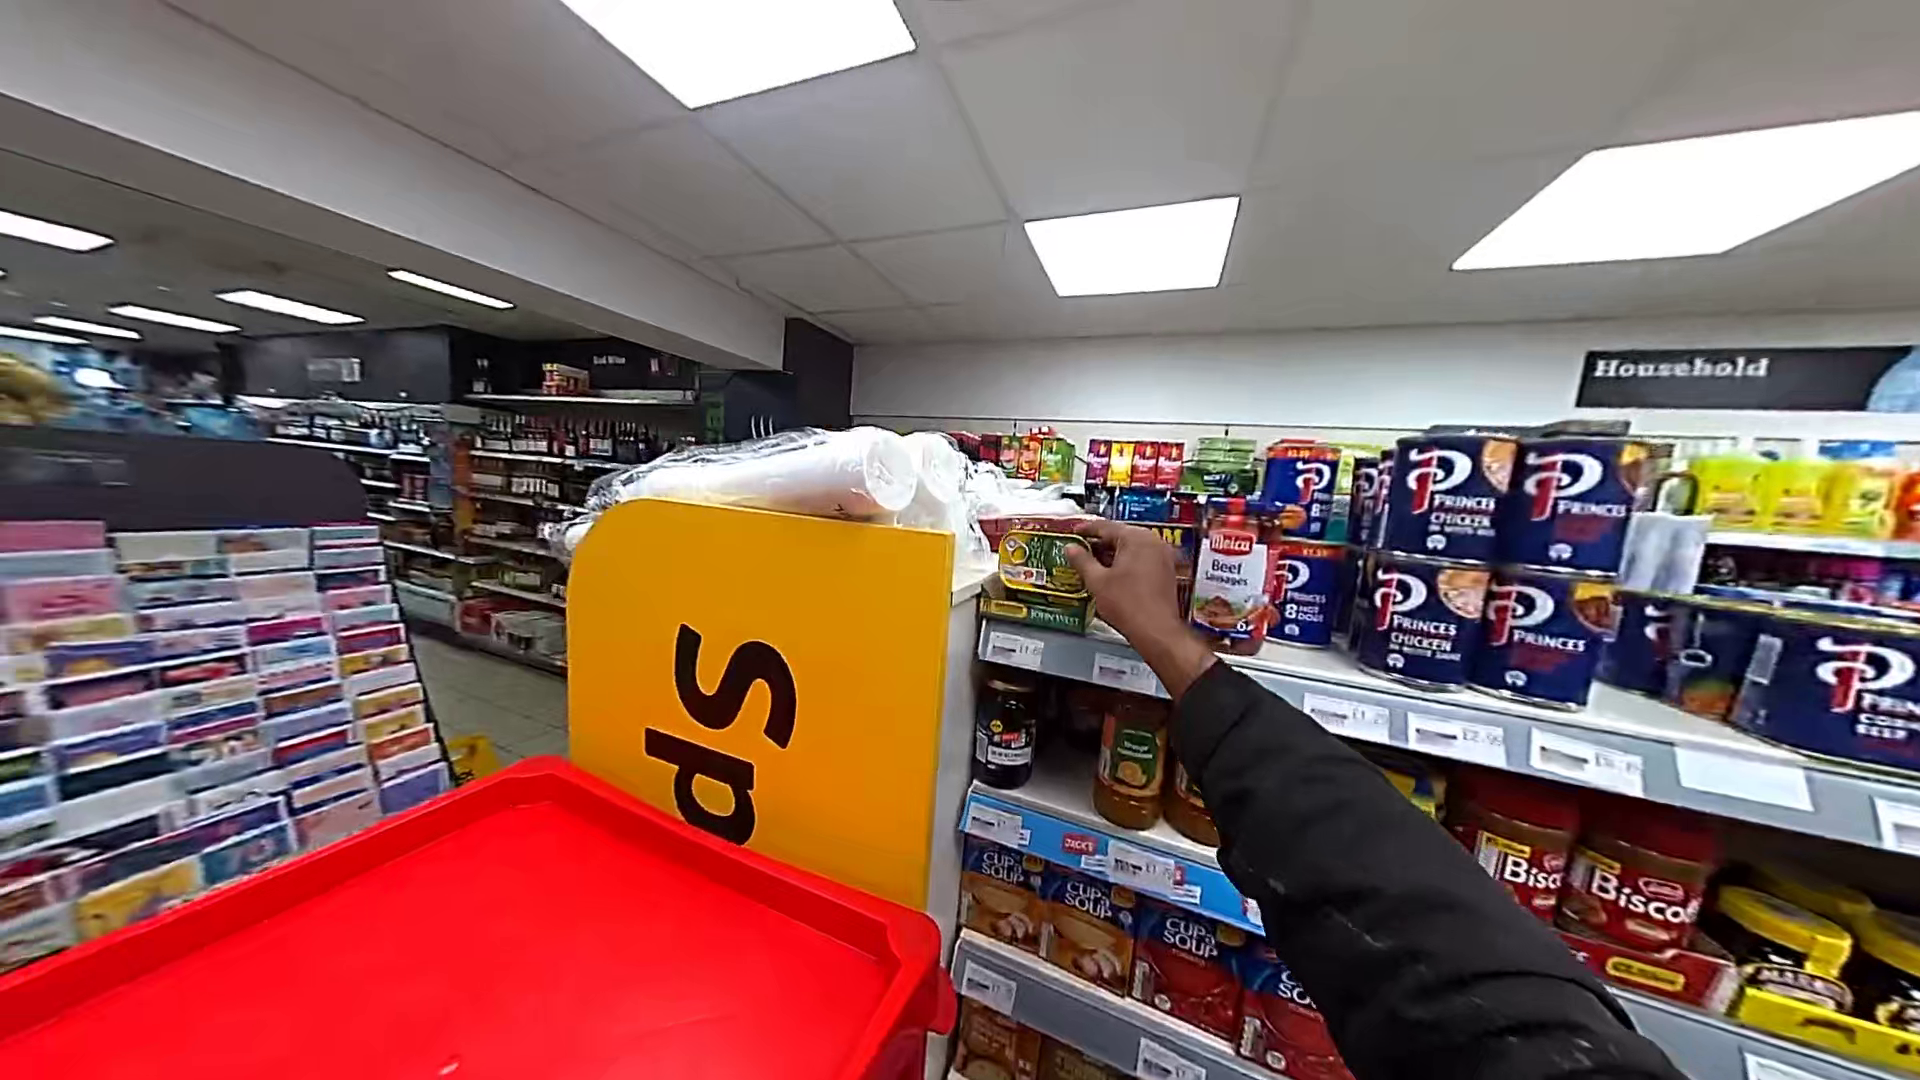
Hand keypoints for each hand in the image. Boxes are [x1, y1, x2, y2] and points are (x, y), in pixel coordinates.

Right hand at [1065, 519, 1217, 698]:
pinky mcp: (1166, 570)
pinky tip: (1111, 573)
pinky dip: (1125, 562)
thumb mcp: (1097, 581)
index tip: (1074, 531)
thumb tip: (1071, 548)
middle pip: (1120, 535)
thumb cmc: (1128, 605)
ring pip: (1131, 547)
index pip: (1106, 527)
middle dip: (1099, 543)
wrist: (1156, 631)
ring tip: (1092, 563)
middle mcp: (1153, 542)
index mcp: (1136, 538)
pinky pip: (1141, 558)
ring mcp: (1162, 556)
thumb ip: (1082, 560)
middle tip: (1080, 548)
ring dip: (1112, 553)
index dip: (1086, 529)